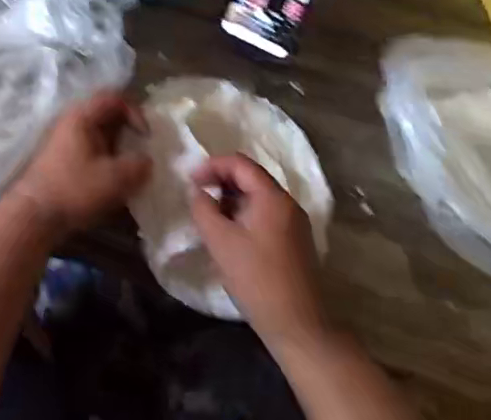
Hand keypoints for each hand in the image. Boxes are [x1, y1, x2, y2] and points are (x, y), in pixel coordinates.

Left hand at [6, 92, 151, 240]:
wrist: (32, 216)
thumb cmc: (74, 189)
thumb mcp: (114, 179)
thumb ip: (138, 166)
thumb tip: (147, 161)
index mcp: (82, 116)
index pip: (114, 97)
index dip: (136, 111)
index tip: (145, 136)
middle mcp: (71, 121)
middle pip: (107, 114)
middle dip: (129, 130)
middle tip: (142, 149)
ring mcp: (64, 140)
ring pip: (99, 133)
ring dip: (118, 147)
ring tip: (130, 168)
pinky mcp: (61, 159)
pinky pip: (90, 148)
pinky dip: (106, 158)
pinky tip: (113, 180)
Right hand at [190, 154, 327, 345]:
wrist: (300, 328)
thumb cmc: (257, 280)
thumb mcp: (221, 243)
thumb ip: (204, 210)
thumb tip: (198, 192)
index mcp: (273, 196)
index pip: (240, 163)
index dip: (212, 166)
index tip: (190, 180)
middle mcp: (288, 203)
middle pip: (251, 178)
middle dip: (222, 182)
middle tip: (199, 197)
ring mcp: (295, 223)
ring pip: (259, 198)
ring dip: (232, 200)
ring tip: (211, 218)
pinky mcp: (296, 242)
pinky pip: (266, 215)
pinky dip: (245, 216)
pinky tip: (232, 237)